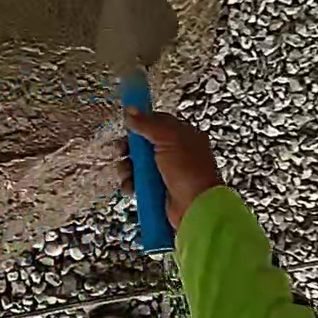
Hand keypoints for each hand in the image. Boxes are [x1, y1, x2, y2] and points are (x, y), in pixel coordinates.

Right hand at [124, 108, 224, 229]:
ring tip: (127, 174)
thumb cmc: (188, 170)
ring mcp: (165, 172)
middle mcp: (174, 152)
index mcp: (182, 135)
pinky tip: (130, 187)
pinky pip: (137, 182)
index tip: (127, 124)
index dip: (141, 123)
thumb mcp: (169, 139)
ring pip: (137, 164)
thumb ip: (148, 124)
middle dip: (129, 148)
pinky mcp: (157, 189)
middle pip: (143, 143)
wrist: (196, 208)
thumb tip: (130, 109)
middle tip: (122, 151)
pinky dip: (130, 184)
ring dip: (127, 168)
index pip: (157, 122)